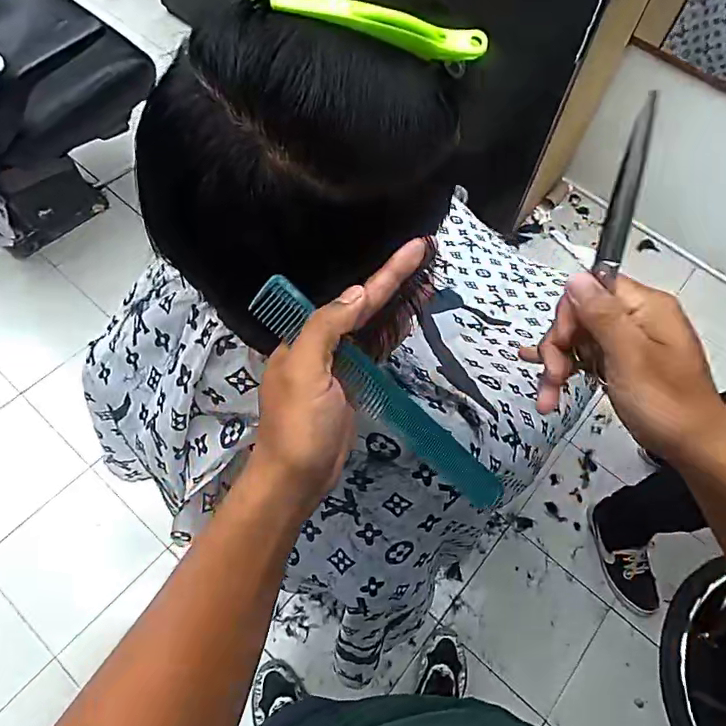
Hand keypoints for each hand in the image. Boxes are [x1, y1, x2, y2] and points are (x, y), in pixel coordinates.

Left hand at [254, 239, 429, 498]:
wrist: (298, 477)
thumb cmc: (298, 425)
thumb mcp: (305, 371)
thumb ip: (327, 328)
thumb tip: (357, 293)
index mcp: (306, 334)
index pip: (353, 297)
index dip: (386, 273)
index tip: (415, 248)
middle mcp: (322, 342)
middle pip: (365, 305)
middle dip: (395, 282)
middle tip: (426, 257)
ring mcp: (340, 364)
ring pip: (373, 325)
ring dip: (398, 304)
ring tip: (427, 281)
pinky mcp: (354, 383)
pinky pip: (376, 349)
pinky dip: (392, 332)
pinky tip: (407, 317)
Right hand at [520, 272, 725, 463]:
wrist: (695, 448)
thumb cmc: (670, 406)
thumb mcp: (630, 356)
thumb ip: (601, 314)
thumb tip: (578, 278)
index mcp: (647, 307)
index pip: (592, 289)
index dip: (569, 315)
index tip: (562, 346)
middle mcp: (640, 320)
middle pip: (582, 315)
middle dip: (560, 345)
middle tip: (555, 376)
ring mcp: (633, 344)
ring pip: (581, 340)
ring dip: (560, 365)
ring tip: (550, 395)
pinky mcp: (627, 366)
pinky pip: (591, 358)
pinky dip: (571, 371)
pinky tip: (553, 384)